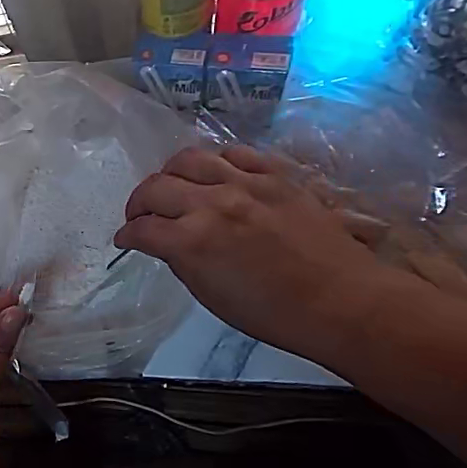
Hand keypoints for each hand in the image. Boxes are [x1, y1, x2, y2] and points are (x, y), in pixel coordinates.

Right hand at [114, 145, 431, 358]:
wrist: (341, 300)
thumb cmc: (274, 313)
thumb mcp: (212, 296)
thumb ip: (181, 261)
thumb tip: (165, 242)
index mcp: (192, 242)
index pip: (142, 228)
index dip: (127, 234)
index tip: (125, 238)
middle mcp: (211, 203)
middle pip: (155, 187)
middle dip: (138, 203)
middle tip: (140, 215)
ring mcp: (245, 183)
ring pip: (188, 158)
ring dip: (169, 173)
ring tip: (172, 186)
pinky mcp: (274, 174)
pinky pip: (234, 153)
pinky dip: (214, 162)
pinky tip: (213, 174)